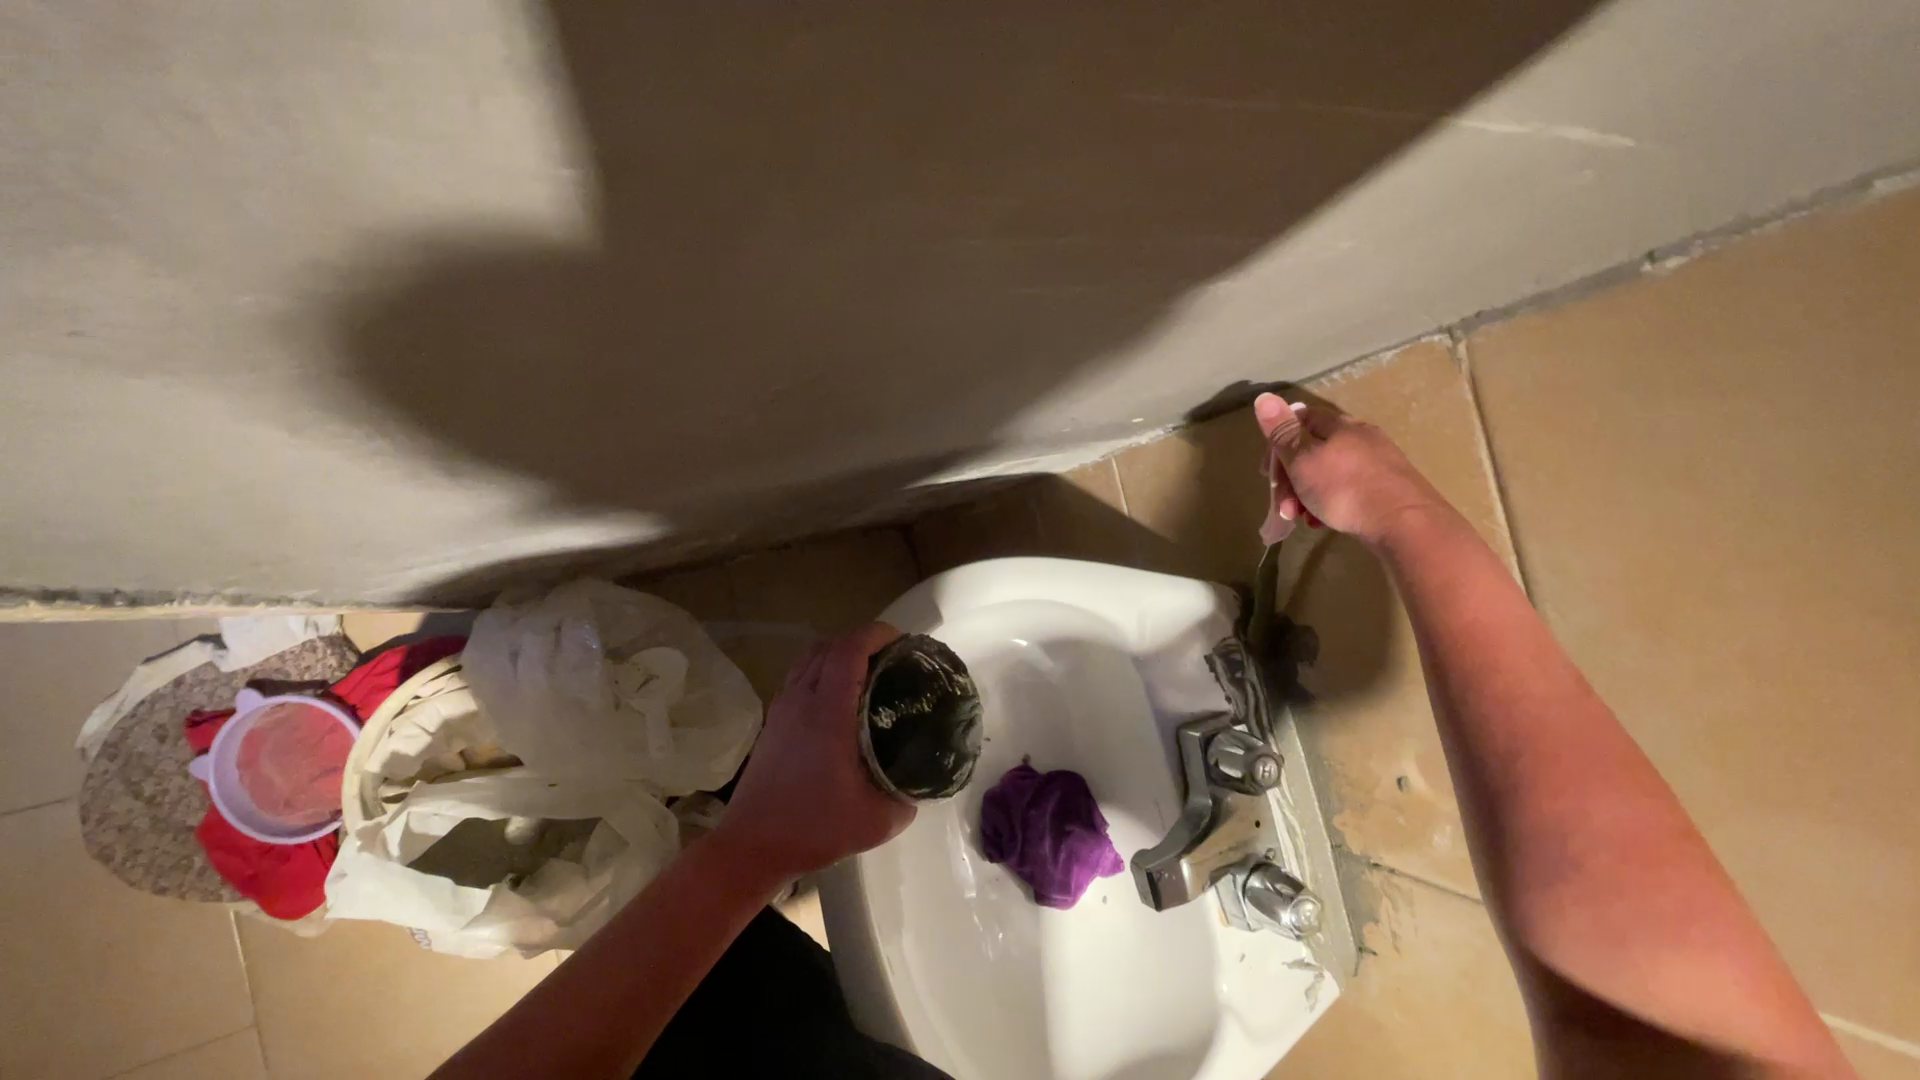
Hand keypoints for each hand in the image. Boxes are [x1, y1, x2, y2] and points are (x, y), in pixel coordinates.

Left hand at [711, 622, 916, 880]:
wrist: (751, 846)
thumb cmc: (814, 829)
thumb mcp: (875, 821)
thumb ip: (906, 799)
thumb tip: (920, 783)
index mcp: (828, 713)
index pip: (849, 650)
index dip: (877, 634)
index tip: (903, 641)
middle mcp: (801, 700)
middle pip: (830, 645)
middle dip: (863, 639)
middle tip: (893, 657)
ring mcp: (782, 708)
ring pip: (810, 657)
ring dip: (840, 652)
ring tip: (868, 670)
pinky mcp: (772, 721)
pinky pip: (799, 675)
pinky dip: (822, 669)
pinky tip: (839, 696)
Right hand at [1254, 392, 1449, 546]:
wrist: (1404, 522)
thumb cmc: (1344, 488)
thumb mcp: (1303, 460)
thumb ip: (1283, 432)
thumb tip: (1264, 396)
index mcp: (1339, 426)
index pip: (1301, 418)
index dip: (1278, 441)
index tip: (1267, 471)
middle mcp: (1360, 437)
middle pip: (1313, 450)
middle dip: (1290, 477)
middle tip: (1282, 505)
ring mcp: (1377, 462)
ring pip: (1329, 473)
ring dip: (1307, 494)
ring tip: (1302, 518)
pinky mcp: (1387, 486)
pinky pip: (1348, 489)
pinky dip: (1330, 503)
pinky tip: (1325, 522)